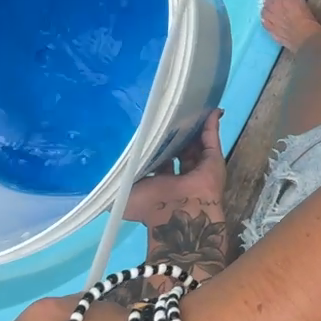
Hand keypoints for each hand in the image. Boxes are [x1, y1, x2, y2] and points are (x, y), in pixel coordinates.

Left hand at [125, 109, 225, 226]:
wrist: (179, 214)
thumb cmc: (150, 205)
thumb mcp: (124, 194)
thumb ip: (117, 180)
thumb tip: (107, 166)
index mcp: (159, 184)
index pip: (159, 159)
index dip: (155, 144)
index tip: (151, 126)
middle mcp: (179, 176)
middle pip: (179, 149)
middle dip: (175, 134)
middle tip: (170, 113)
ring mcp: (198, 168)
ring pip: (196, 143)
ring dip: (193, 127)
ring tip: (188, 106)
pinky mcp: (213, 161)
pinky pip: (212, 139)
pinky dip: (211, 124)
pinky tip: (209, 109)